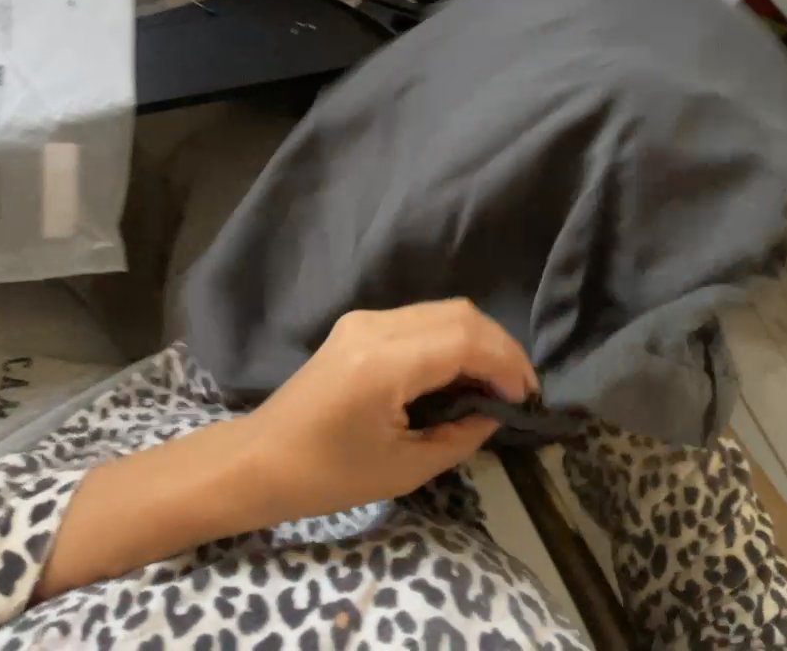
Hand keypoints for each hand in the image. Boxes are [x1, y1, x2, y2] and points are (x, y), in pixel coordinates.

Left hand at [238, 299, 539, 522]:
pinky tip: (460, 371)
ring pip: (441, 310)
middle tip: (519, 389)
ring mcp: (363, 319)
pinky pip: (419, 318)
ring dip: (477, 339)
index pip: (464, 340)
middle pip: (459, 313)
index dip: (505, 363)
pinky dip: (451, 337)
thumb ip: (460, 435)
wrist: (261, 459)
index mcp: (383, 363)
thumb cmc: (328, 476)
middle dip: (499, 347)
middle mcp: (375, 326)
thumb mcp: (405, 468)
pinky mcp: (358, 324)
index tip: (525, 398)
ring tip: (496, 382)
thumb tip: (496, 411)